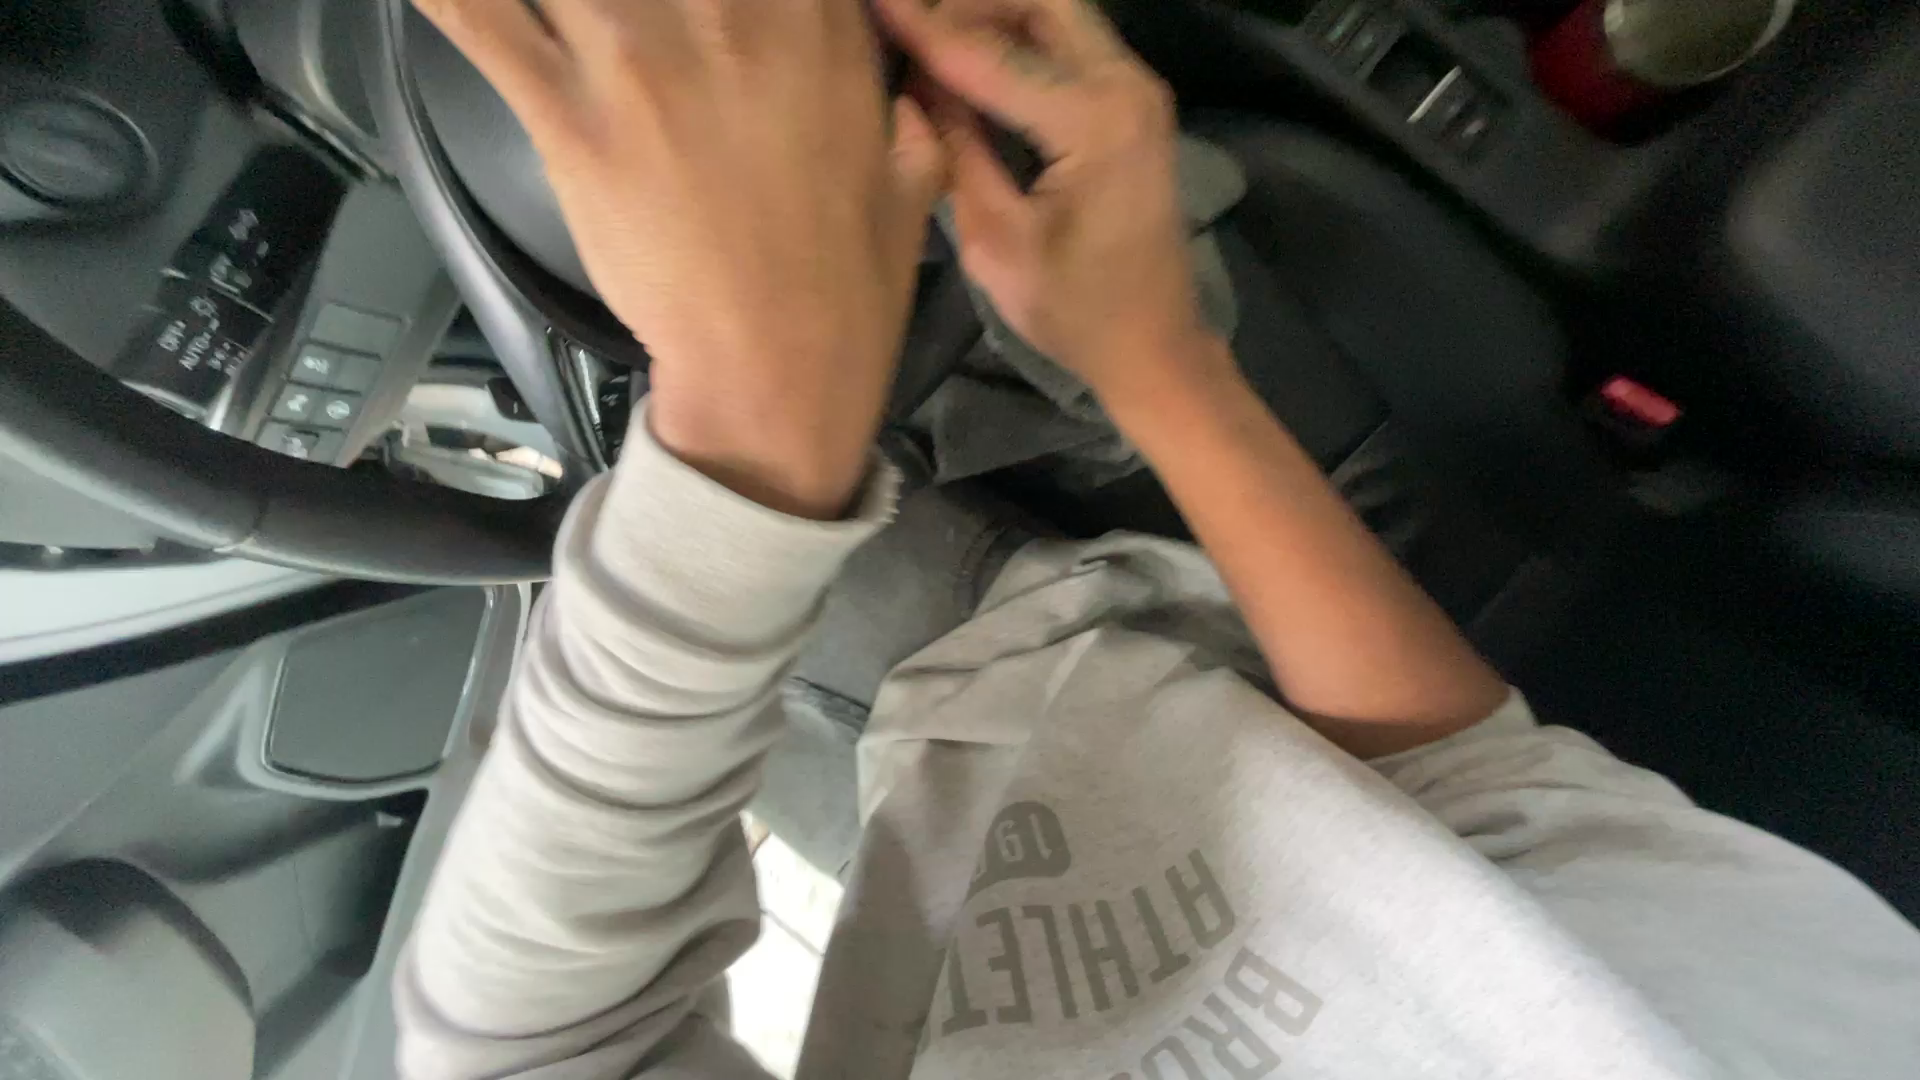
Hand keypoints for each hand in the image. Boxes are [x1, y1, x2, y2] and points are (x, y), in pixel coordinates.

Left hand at [415, 0, 946, 517]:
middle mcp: (726, 10)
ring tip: (588, 26)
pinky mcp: (567, 118)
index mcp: (818, 24)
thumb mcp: (911, 192)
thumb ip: (906, 119)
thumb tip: (907, 97)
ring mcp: (636, 56)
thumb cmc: (851, 294)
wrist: (779, 375)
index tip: (724, 5)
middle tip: (648, 17)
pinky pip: (473, 11)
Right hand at [877, 0, 1223, 399]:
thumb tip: (919, 89)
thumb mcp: (998, 245)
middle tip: (911, 24)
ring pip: (1059, 14)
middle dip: (968, 3)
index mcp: (1095, 122)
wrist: (1153, 344)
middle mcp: (1127, 84)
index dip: (925, 29)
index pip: (992, 57)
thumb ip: (958, 156)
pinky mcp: (1136, 108)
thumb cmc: (1075, 315)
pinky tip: (977, 64)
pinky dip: (1022, 43)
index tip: (874, 3)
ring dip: (996, 17)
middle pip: (1039, 1)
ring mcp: (1139, 91)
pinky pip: (1073, 47)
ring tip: (934, 41)